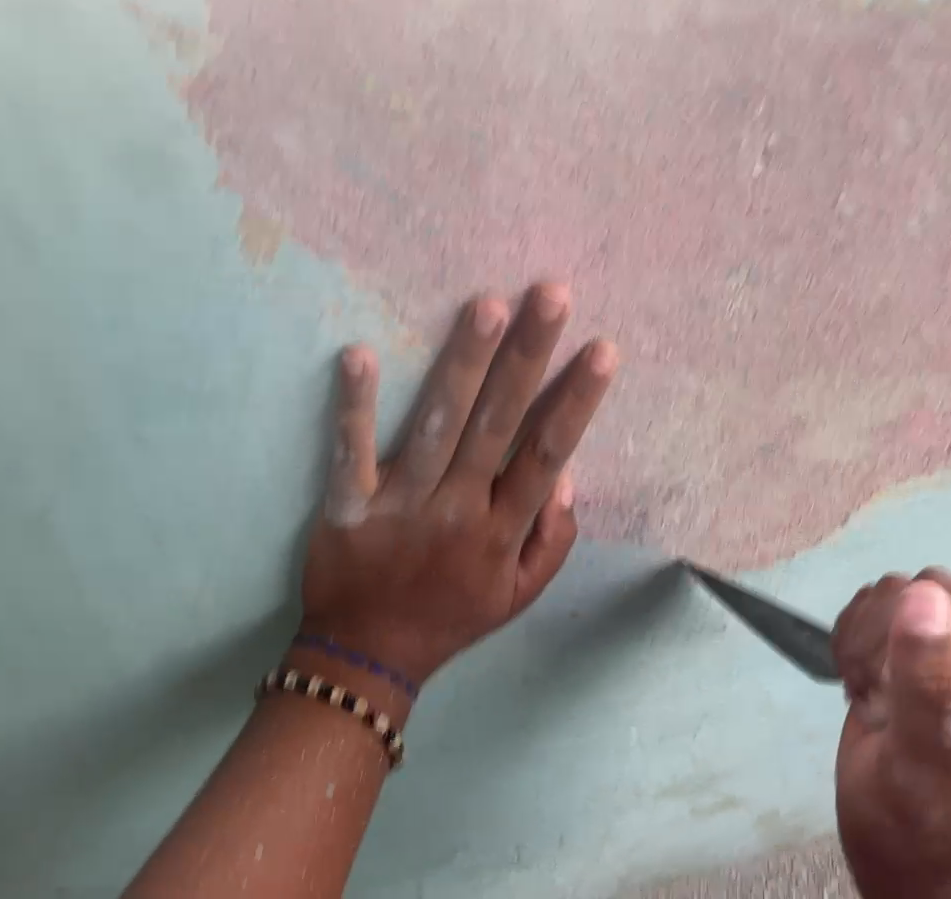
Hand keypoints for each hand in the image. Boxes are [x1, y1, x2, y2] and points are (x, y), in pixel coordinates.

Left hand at [298, 283, 618, 684]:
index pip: (547, 454)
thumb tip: (565, 473)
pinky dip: (354, 407)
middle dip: (527, 358)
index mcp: (503, 531)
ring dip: (463, 364)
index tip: (602, 350)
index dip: (577, 402)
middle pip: (499, 425)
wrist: (367, 656)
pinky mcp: (348, 507)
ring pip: (438, 425)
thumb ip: (553, 538)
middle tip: (550, 295)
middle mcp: (459, 509)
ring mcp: (402, 506)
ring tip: (486, 306)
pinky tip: (356, 353)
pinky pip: (350, 453)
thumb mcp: (521, 595)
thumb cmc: (451, 616)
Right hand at [832, 570, 950, 898]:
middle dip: (897, 636)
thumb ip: (929, 695)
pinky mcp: (936, 642)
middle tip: (880, 697)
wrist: (892, 850)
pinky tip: (864, 683)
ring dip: (872, 637)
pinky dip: (858, 635)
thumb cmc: (916, 834)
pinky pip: (886, 599)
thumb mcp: (924, 779)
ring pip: (916, 588)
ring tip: (872, 699)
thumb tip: (924, 596)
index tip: (906, 684)